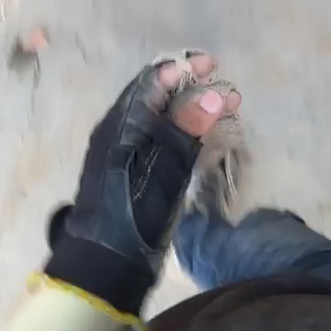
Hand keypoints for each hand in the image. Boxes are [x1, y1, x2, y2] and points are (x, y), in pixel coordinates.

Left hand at [45, 53, 241, 318]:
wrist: (103, 265)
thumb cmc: (131, 213)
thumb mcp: (163, 170)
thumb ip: (185, 130)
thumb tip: (211, 95)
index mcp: (121, 123)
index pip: (152, 80)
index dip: (182, 68)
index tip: (213, 65)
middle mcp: (119, 131)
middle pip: (158, 97)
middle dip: (193, 89)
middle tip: (227, 93)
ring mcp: (124, 153)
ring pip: (161, 119)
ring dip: (192, 112)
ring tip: (226, 113)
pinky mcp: (131, 174)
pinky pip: (160, 140)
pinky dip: (184, 133)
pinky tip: (205, 140)